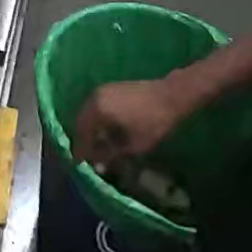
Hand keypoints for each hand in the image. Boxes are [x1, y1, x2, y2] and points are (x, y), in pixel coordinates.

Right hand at [72, 78, 186, 167]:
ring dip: (90, 128)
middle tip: (86, 155)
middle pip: (82, 121)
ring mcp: (102, 89)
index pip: (81, 133)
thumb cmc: (153, 122)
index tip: (79, 164)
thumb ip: (111, 154)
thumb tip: (96, 164)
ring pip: (88, 113)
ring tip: (96, 144)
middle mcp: (94, 97)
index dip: (80, 150)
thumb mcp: (133, 145)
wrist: (171, 96)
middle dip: (83, 139)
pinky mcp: (111, 87)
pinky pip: (96, 105)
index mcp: (97, 110)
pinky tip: (105, 129)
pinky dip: (97, 118)